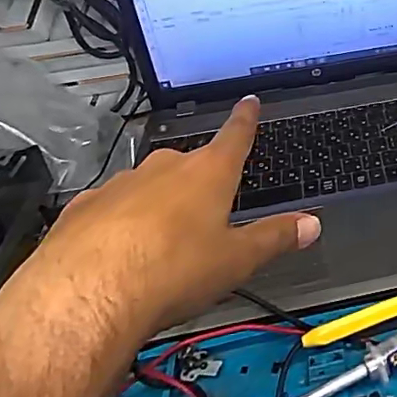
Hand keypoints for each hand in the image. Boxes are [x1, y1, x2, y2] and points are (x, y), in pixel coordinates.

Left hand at [0, 95, 319, 396]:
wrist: (85, 295)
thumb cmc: (174, 270)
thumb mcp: (236, 260)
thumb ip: (275, 238)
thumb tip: (312, 224)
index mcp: (208, 173)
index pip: (235, 136)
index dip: (245, 118)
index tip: (249, 101)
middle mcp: (165, 167)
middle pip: (189, 163)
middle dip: (198, 179)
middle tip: (203, 209)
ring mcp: (121, 184)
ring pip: (148, 184)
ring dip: (157, 202)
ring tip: (159, 241)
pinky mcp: (83, 207)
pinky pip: (110, 206)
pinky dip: (118, 221)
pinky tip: (116, 252)